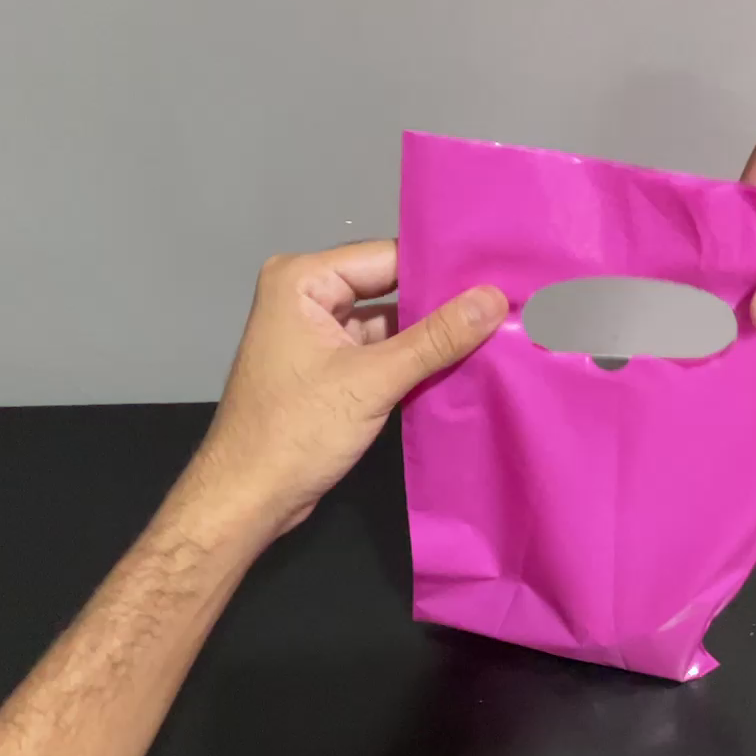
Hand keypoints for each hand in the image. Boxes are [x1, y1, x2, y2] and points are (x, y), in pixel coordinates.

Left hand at [194, 240, 504, 532]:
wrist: (249, 497)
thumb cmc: (298, 432)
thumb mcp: (373, 381)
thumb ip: (436, 339)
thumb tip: (495, 299)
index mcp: (302, 280)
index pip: (387, 257)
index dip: (442, 269)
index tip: (498, 277)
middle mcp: (308, 297)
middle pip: (390, 288)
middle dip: (441, 304)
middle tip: (506, 306)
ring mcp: (319, 336)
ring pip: (389, 324)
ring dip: (432, 336)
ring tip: (496, 332)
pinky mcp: (330, 370)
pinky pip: (381, 353)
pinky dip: (414, 361)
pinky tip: (461, 363)